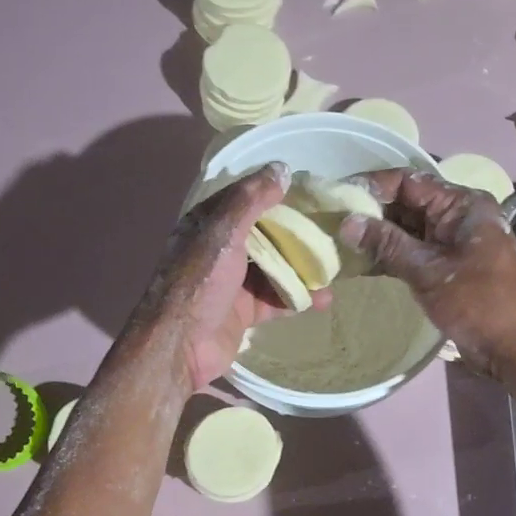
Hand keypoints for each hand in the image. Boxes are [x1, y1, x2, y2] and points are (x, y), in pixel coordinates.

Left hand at [131, 163, 329, 393]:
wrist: (180, 346)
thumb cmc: (198, 283)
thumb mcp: (223, 234)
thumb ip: (251, 200)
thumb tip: (282, 169)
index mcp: (207, 224)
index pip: (245, 199)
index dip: (274, 193)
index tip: (311, 191)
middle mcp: (219, 249)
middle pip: (264, 234)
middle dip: (295, 233)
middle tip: (332, 229)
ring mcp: (232, 282)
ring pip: (274, 268)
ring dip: (302, 268)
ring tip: (334, 266)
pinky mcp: (243, 311)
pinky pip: (276, 299)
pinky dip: (298, 298)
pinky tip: (323, 299)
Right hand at [338, 168, 515, 378]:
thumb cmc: (480, 302)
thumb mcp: (430, 271)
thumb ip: (387, 244)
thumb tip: (346, 223)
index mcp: (461, 205)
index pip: (408, 181)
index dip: (371, 185)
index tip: (336, 197)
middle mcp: (456, 217)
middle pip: (405, 203)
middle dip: (368, 212)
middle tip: (328, 222)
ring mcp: (451, 244)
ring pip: (405, 230)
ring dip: (374, 237)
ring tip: (336, 244)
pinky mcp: (446, 269)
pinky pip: (411, 253)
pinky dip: (387, 257)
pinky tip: (358, 265)